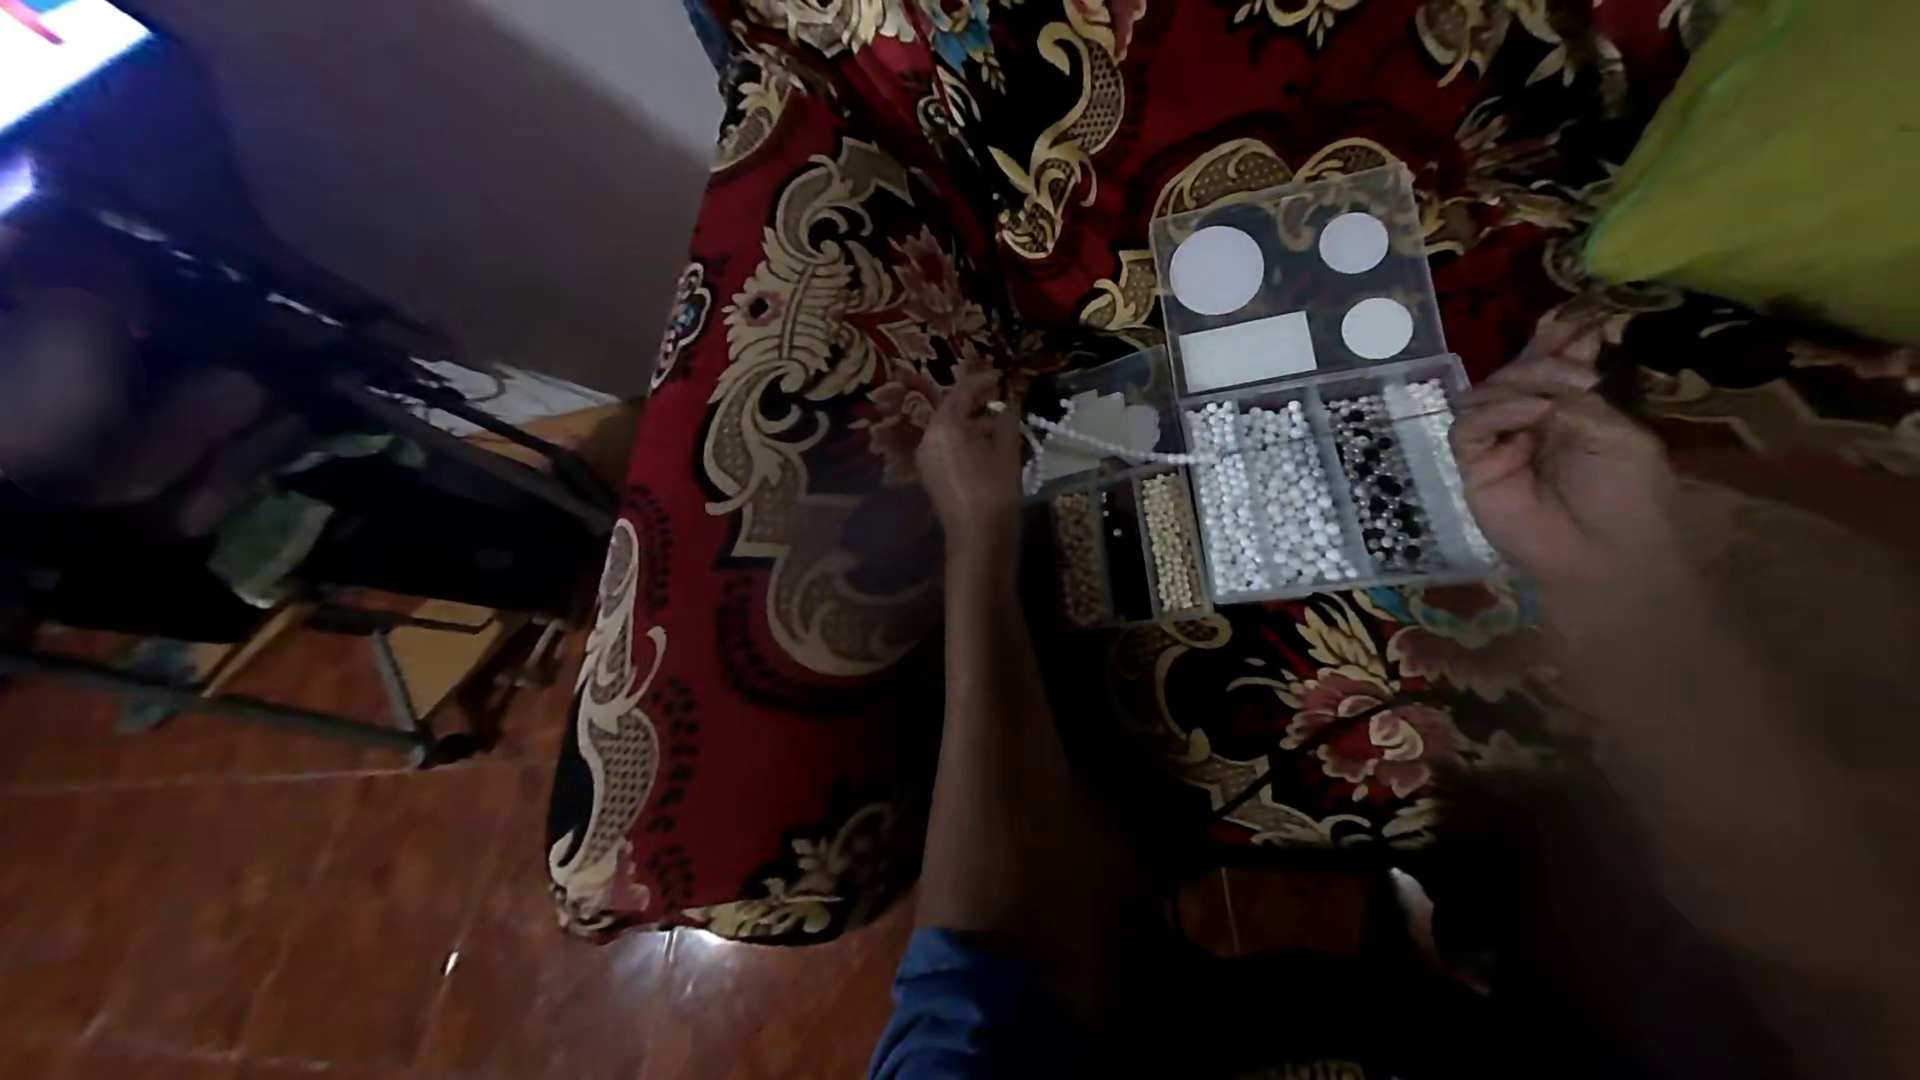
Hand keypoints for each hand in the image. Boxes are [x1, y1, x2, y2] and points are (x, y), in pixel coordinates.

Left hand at [916, 370, 1022, 554]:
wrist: (979, 538)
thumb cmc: (995, 489)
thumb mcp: (1007, 449)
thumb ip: (1006, 420)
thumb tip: (1007, 406)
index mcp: (943, 428)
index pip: (960, 394)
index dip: (981, 382)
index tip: (1000, 377)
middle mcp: (928, 441)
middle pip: (950, 412)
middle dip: (975, 403)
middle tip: (1000, 397)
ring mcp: (927, 462)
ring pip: (949, 432)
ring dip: (972, 424)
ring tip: (999, 423)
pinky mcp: (933, 479)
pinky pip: (948, 450)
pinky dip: (965, 442)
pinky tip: (987, 447)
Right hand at [1451, 307, 1681, 588]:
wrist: (1603, 551)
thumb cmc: (1626, 496)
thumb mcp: (1617, 436)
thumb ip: (1574, 402)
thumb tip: (1544, 372)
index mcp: (1567, 410)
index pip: (1548, 367)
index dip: (1554, 340)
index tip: (1574, 316)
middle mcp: (1526, 421)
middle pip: (1512, 373)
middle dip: (1541, 359)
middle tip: (1577, 366)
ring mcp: (1495, 443)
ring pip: (1485, 394)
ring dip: (1521, 383)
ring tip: (1560, 394)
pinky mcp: (1472, 465)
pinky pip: (1468, 428)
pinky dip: (1496, 413)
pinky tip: (1531, 415)